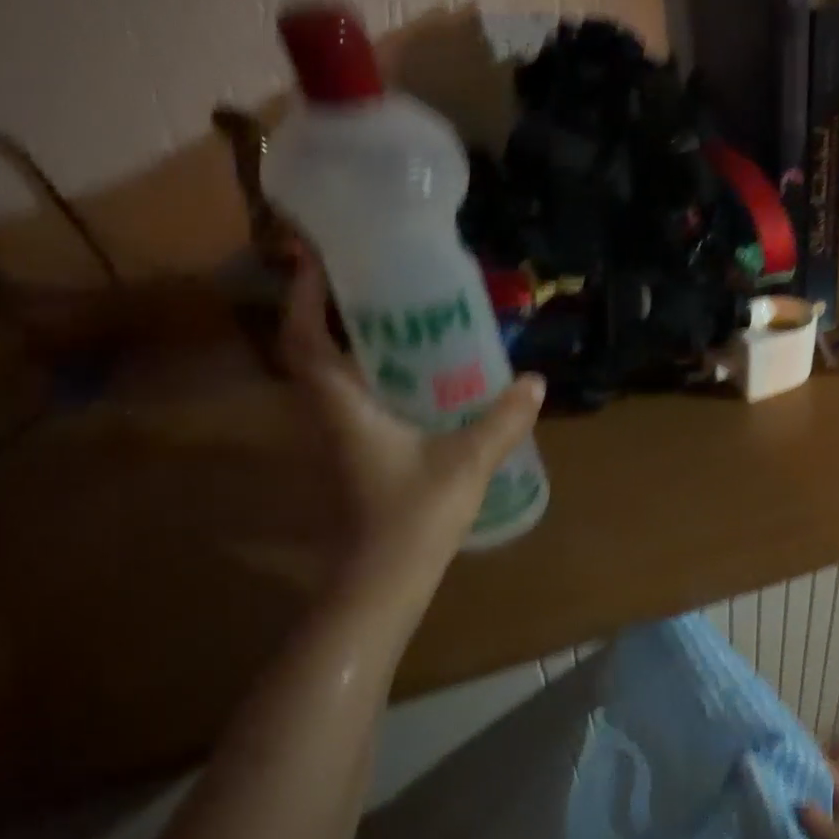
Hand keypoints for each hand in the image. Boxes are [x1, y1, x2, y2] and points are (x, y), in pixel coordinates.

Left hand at [281, 257, 544, 567]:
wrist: (384, 579)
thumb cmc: (413, 513)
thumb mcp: (467, 460)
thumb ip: (501, 419)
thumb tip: (535, 381)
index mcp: (341, 405)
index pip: (304, 339)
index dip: (304, 297)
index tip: (319, 259)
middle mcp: (328, 416)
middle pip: (315, 353)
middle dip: (334, 314)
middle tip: (377, 285)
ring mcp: (338, 440)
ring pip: (334, 379)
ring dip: (354, 347)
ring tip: (401, 322)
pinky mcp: (354, 458)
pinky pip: (354, 402)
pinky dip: (374, 379)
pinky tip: (417, 380)